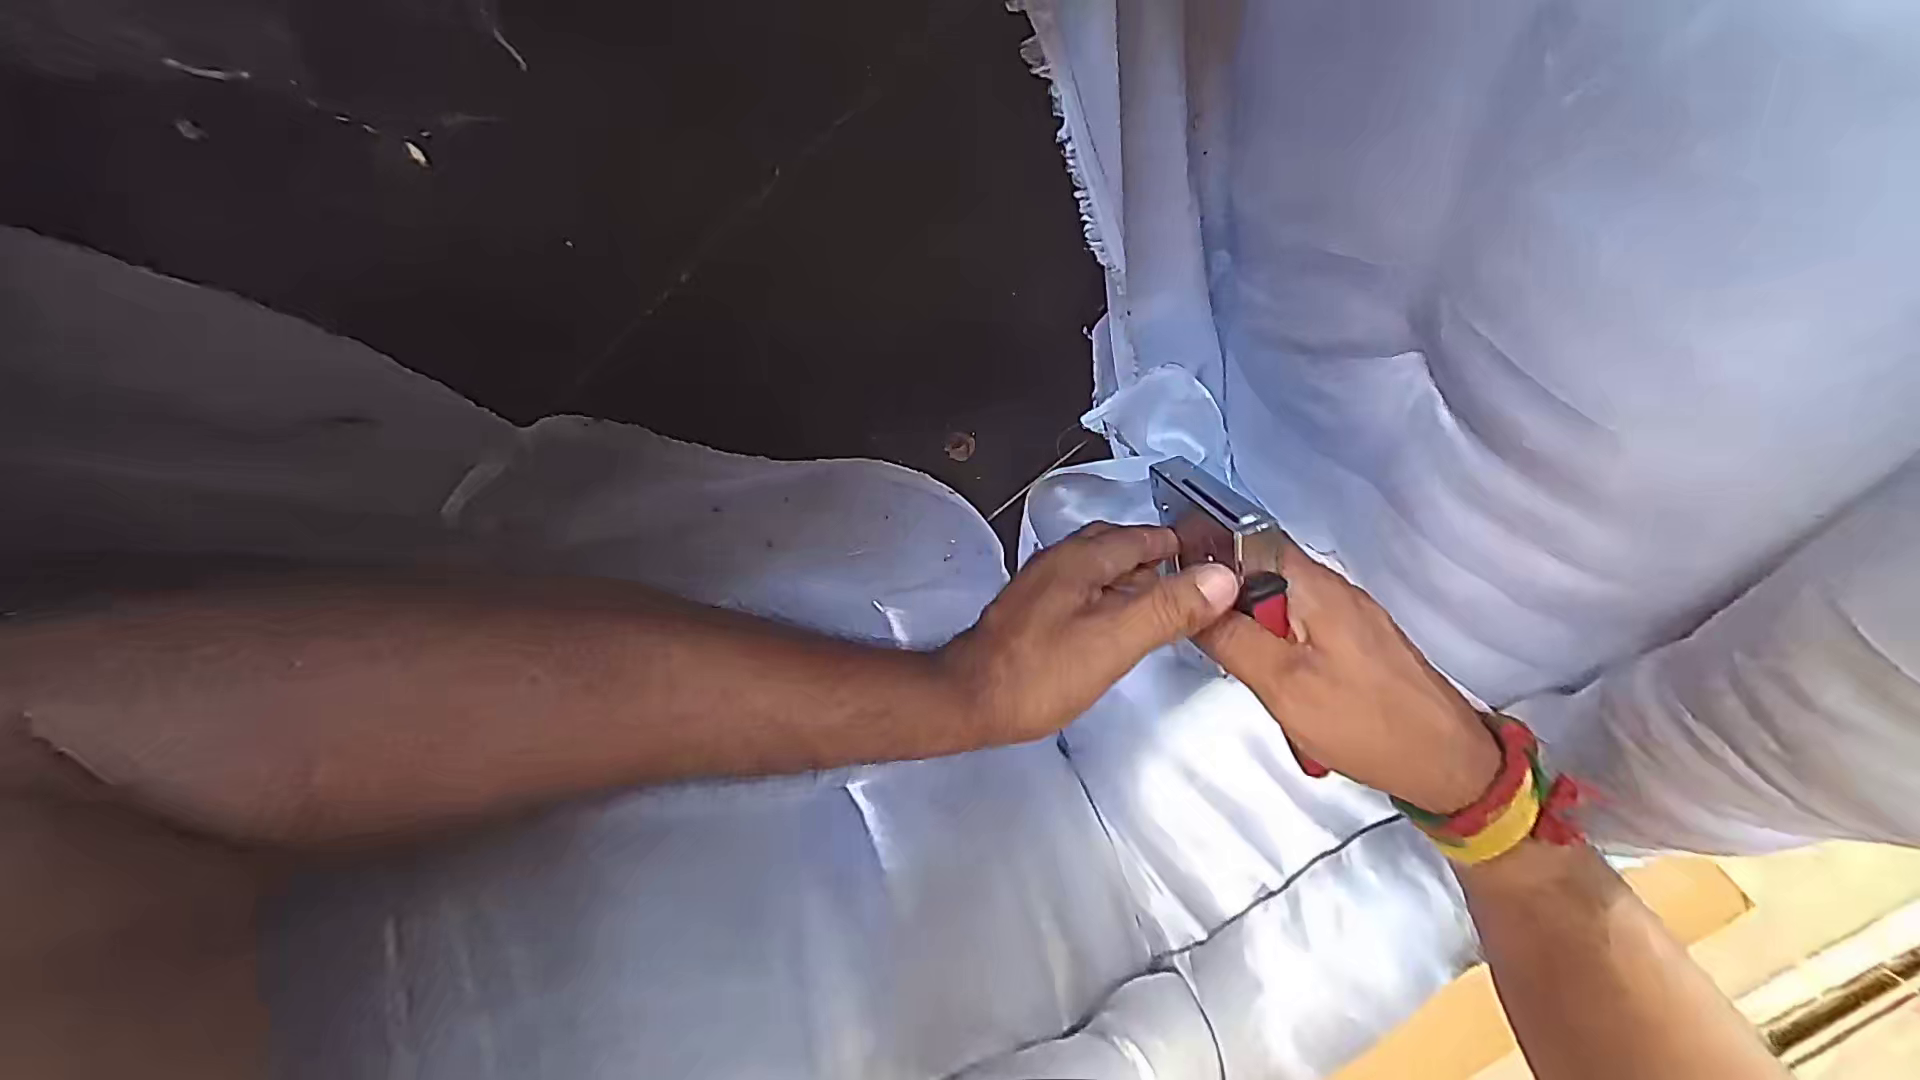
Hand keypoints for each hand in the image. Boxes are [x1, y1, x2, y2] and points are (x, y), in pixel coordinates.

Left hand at [938, 522, 1239, 744]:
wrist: (970, 699)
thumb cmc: (1036, 673)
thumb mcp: (1114, 641)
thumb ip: (1168, 608)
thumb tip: (1218, 579)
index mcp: (1080, 559)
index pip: (1144, 536)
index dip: (1182, 546)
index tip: (1214, 560)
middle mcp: (1058, 561)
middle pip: (1119, 546)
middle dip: (1157, 558)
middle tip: (1191, 583)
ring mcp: (1042, 584)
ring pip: (1098, 567)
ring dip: (1132, 577)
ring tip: (1161, 603)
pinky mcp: (1032, 609)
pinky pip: (1081, 588)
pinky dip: (1108, 595)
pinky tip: (1116, 622)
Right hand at [1194, 540, 1500, 813]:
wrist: (1448, 767)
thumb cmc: (1369, 724)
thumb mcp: (1283, 684)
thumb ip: (1232, 639)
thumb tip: (1193, 608)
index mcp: (1316, 588)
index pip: (1247, 539)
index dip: (1206, 551)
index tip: (1176, 579)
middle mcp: (1333, 589)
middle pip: (1258, 568)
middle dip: (1223, 593)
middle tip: (1202, 631)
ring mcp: (1345, 613)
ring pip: (1275, 596)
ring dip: (1246, 619)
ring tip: (1232, 655)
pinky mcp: (1352, 637)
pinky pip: (1296, 619)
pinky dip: (1272, 636)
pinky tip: (1267, 668)